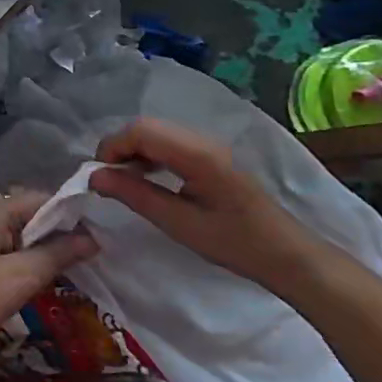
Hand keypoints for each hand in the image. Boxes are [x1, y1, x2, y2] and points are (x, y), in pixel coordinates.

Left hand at [0, 192, 98, 367]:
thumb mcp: (25, 273)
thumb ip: (60, 252)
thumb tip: (92, 238)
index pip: (38, 198)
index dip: (68, 212)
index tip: (96, 233)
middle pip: (27, 214)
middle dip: (56, 230)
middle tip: (87, 251)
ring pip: (17, 234)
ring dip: (42, 247)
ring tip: (69, 265)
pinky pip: (6, 250)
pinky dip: (25, 259)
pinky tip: (39, 278)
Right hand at [89, 120, 327, 292]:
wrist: (288, 254)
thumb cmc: (235, 243)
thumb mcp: (179, 224)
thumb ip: (135, 195)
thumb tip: (94, 177)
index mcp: (197, 154)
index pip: (141, 131)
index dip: (111, 147)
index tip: (97, 176)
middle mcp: (201, 140)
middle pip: (146, 126)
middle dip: (119, 148)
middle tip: (106, 180)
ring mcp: (208, 146)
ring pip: (156, 133)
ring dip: (133, 151)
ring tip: (123, 182)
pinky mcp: (210, 156)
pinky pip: (169, 143)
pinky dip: (149, 155)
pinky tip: (146, 179)